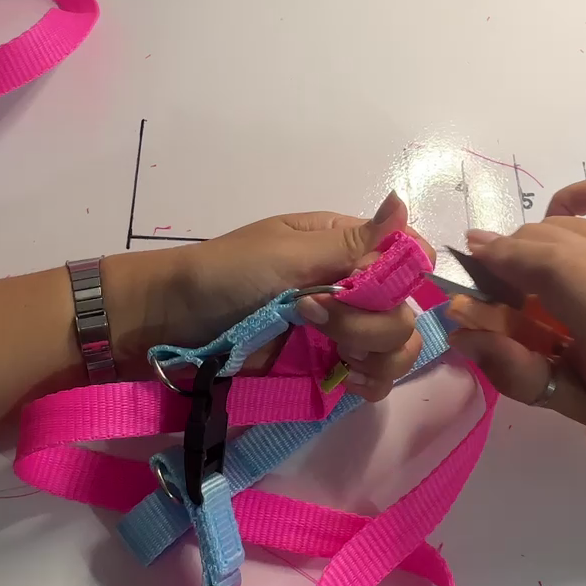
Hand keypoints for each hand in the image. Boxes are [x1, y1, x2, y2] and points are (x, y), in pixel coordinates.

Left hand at [103, 193, 429, 400]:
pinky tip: (344, 382)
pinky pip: (372, 379)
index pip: (405, 256)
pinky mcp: (327, 367)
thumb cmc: (225, 273)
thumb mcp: (286, 252)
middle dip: (371, 323)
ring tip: (333, 354)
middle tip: (316, 317)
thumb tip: (402, 202)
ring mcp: (341, 331)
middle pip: (403, 311)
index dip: (410, 275)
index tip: (391, 292)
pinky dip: (369, 383)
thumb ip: (349, 243)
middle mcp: (351, 287)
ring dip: (373, 355)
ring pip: (396, 348)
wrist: (176, 322)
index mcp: (343, 246)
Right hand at [448, 177, 585, 464]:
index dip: (500, 257)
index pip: (547, 265)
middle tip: (494, 284)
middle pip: (551, 237)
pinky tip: (558, 219)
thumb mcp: (576, 404)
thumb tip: (460, 332)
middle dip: (509, 252)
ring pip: (570, 222)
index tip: (470, 266)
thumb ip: (515, 369)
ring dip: (533, 238)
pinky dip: (575, 197)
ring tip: (525, 268)